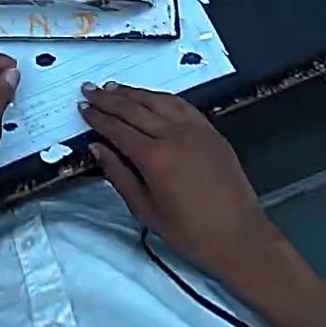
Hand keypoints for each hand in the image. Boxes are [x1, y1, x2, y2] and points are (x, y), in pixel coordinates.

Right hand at [79, 81, 285, 282]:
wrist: (242, 239)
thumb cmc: (191, 232)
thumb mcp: (146, 209)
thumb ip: (118, 174)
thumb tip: (97, 148)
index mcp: (155, 158)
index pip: (117, 128)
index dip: (97, 117)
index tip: (83, 108)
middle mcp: (174, 136)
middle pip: (133, 109)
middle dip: (107, 98)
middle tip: (89, 90)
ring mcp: (195, 130)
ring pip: (155, 100)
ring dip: (131, 92)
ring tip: (111, 87)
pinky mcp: (211, 131)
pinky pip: (180, 104)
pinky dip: (160, 96)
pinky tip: (148, 96)